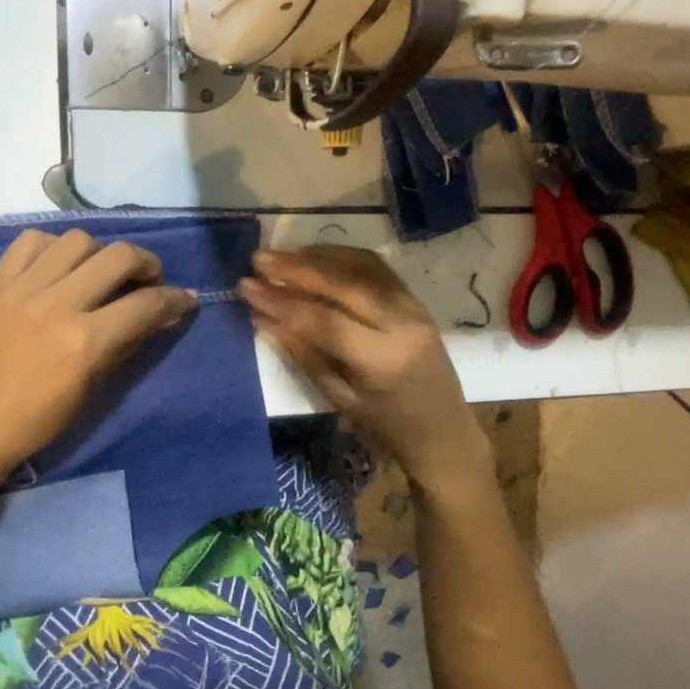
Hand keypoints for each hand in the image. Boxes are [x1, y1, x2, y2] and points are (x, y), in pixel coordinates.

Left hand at [0, 228, 196, 481]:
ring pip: (76, 240)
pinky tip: (56, 266)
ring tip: (98, 270)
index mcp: (84, 342)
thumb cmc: (36, 421)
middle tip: (147, 278)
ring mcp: (21, 289)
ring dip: (99, 252)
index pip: (145, 304)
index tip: (184, 299)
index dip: (174, 299)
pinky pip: (29, 242)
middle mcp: (56, 305)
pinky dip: (52, 248)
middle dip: (146, 263)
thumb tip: (158, 317)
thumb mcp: (91, 389)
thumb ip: (125, 345)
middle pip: (118, 256)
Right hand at [240, 247, 488, 481]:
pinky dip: (341, 257)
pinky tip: (314, 258)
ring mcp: (413, 307)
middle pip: (343, 283)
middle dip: (296, 269)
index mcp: (382, 359)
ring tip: (280, 256)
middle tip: (258, 260)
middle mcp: (402, 323)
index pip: (324, 319)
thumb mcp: (339, 398)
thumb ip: (304, 354)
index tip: (246, 288)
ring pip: (360, 266)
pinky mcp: (415, 300)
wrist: (443, 432)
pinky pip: (375, 268)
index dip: (282, 301)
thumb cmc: (387, 427)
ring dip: (317, 257)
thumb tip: (265, 318)